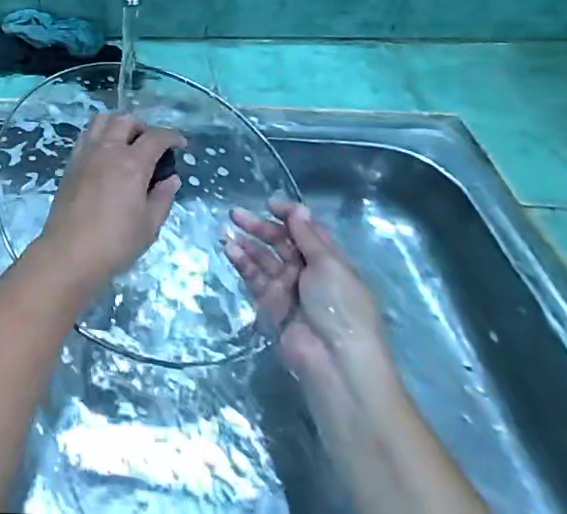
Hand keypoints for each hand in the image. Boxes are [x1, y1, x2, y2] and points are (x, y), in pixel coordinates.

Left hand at [31, 114, 183, 293]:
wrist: (70, 251)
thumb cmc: (116, 242)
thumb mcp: (150, 224)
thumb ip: (163, 197)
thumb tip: (172, 179)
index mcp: (131, 163)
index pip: (155, 137)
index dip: (171, 137)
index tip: (180, 145)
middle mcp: (106, 150)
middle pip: (125, 120)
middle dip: (143, 127)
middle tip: (152, 146)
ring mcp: (85, 154)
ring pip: (101, 121)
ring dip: (118, 125)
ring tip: (128, 145)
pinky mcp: (71, 163)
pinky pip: (86, 135)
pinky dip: (100, 135)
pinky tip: (107, 155)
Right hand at [225, 199, 385, 381]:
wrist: (334, 361)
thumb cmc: (340, 307)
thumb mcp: (330, 266)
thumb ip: (308, 237)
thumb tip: (299, 210)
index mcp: (331, 262)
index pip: (308, 232)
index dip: (290, 216)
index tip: (269, 204)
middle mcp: (310, 273)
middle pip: (282, 242)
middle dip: (261, 227)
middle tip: (236, 214)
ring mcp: (289, 289)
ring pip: (264, 258)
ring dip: (247, 243)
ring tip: (226, 229)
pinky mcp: (270, 304)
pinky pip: (254, 277)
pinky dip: (242, 262)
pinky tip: (229, 249)